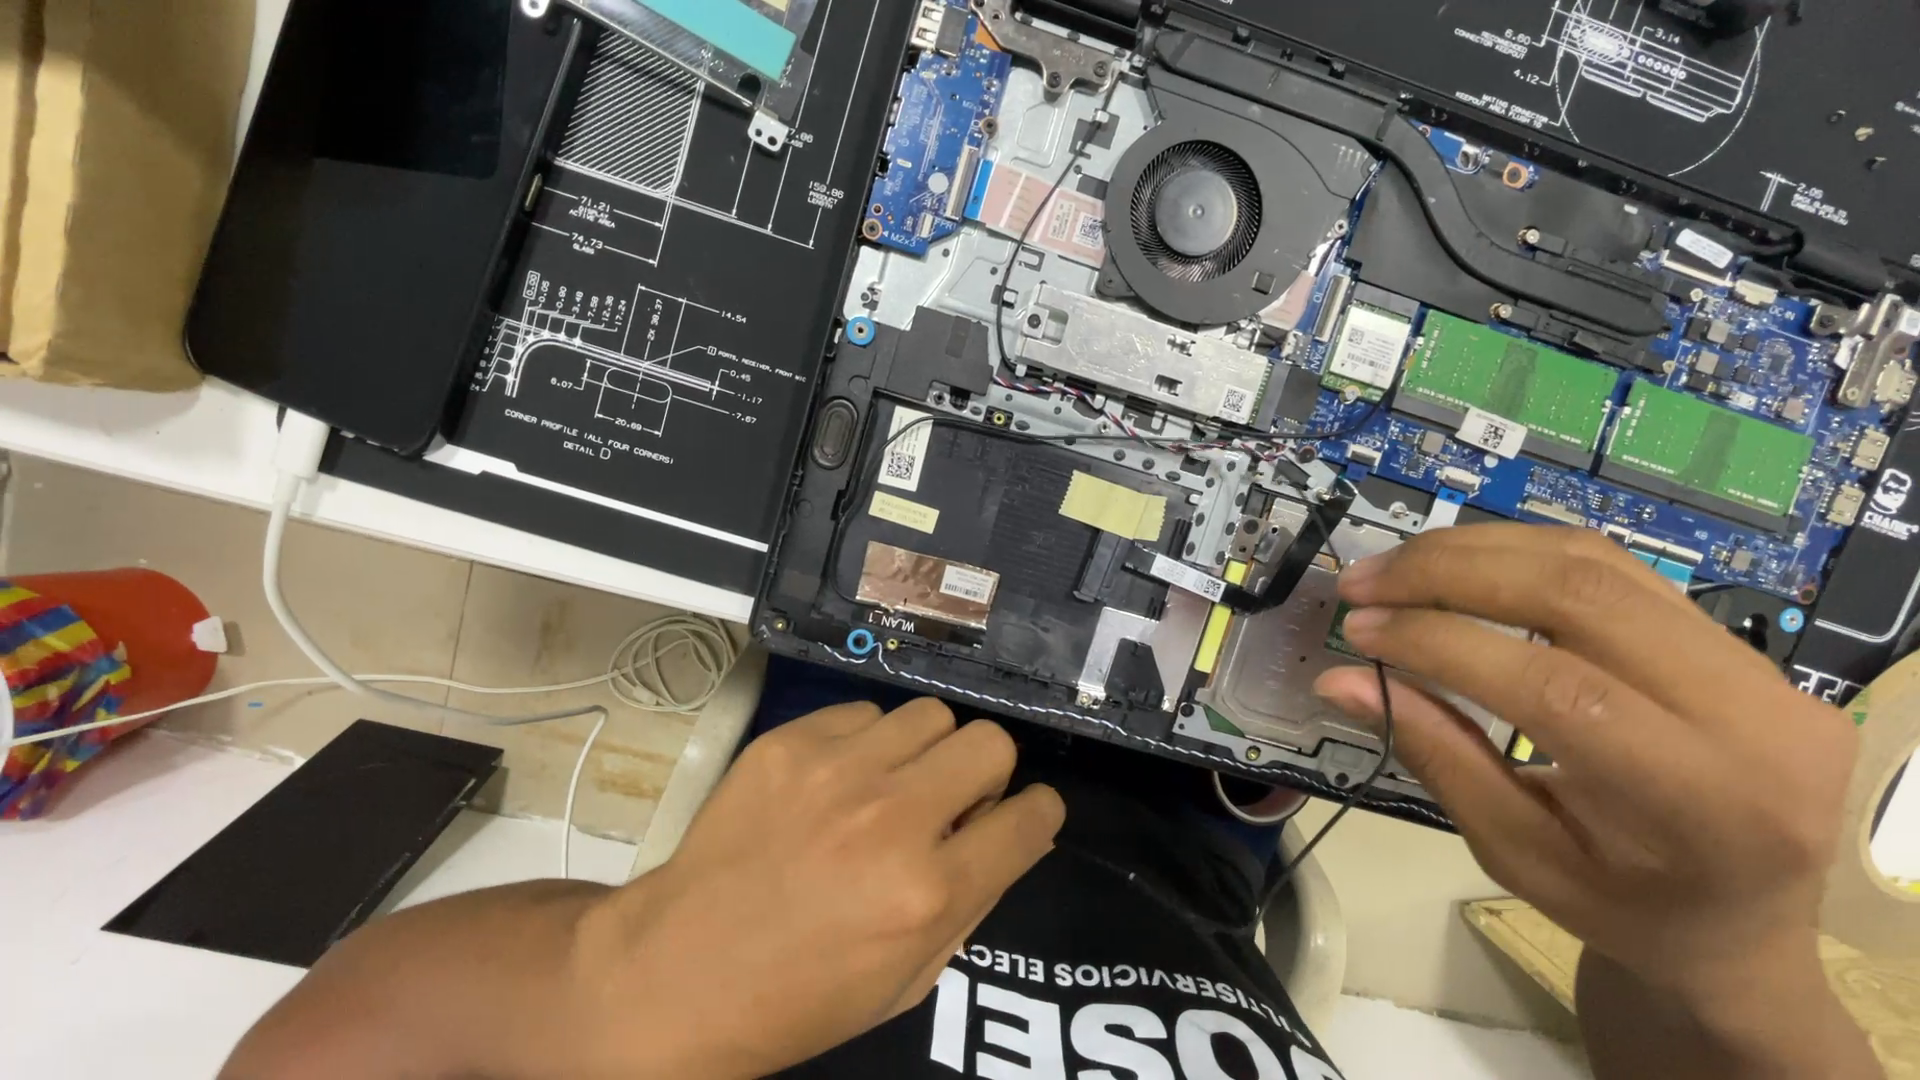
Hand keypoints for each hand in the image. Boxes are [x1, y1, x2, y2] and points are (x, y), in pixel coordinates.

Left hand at [568, 699, 1064, 1078]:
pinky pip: (864, 713)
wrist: (677, 972)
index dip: (1036, 815)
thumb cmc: (801, 997)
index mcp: (930, 891)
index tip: (1020, 816)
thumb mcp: (909, 981)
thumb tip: (1017, 831)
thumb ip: (974, 900)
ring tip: (892, 785)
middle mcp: (892, 817)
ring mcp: (836, 771)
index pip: (1031, 817)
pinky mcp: (788, 743)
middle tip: (950, 801)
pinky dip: (866, 744)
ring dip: (926, 752)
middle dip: (986, 774)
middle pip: (990, 742)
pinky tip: (837, 781)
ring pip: (931, 715)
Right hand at [1312, 525, 1857, 1003]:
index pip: (1553, 687)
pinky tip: (1456, 566)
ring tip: (1395, 567)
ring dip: (1476, 551)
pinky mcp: (1732, 638)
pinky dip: (1517, 553)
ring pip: (1595, 562)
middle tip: (1363, 583)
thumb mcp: (1515, 851)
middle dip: (1449, 573)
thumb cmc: (1622, 907)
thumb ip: (1435, 753)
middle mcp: (1752, 714)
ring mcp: (1755, 665)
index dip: (1441, 644)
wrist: (1742, 920)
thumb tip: (1339, 682)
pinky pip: (1612, 566)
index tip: (1358, 629)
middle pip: (1581, 595)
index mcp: (1702, 798)